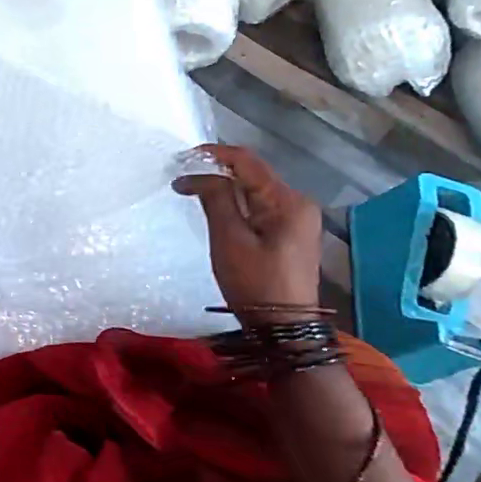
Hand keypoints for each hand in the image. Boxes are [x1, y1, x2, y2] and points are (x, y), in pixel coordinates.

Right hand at [174, 144, 323, 314]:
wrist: (283, 326)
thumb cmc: (254, 282)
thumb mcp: (228, 238)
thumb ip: (215, 198)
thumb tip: (198, 173)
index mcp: (287, 200)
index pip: (247, 161)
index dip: (213, 154)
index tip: (182, 160)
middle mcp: (299, 202)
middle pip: (253, 174)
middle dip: (217, 172)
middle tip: (183, 180)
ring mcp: (299, 218)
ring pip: (256, 191)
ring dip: (226, 189)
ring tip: (194, 193)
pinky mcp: (292, 233)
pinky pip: (262, 207)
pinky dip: (238, 204)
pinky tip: (219, 211)